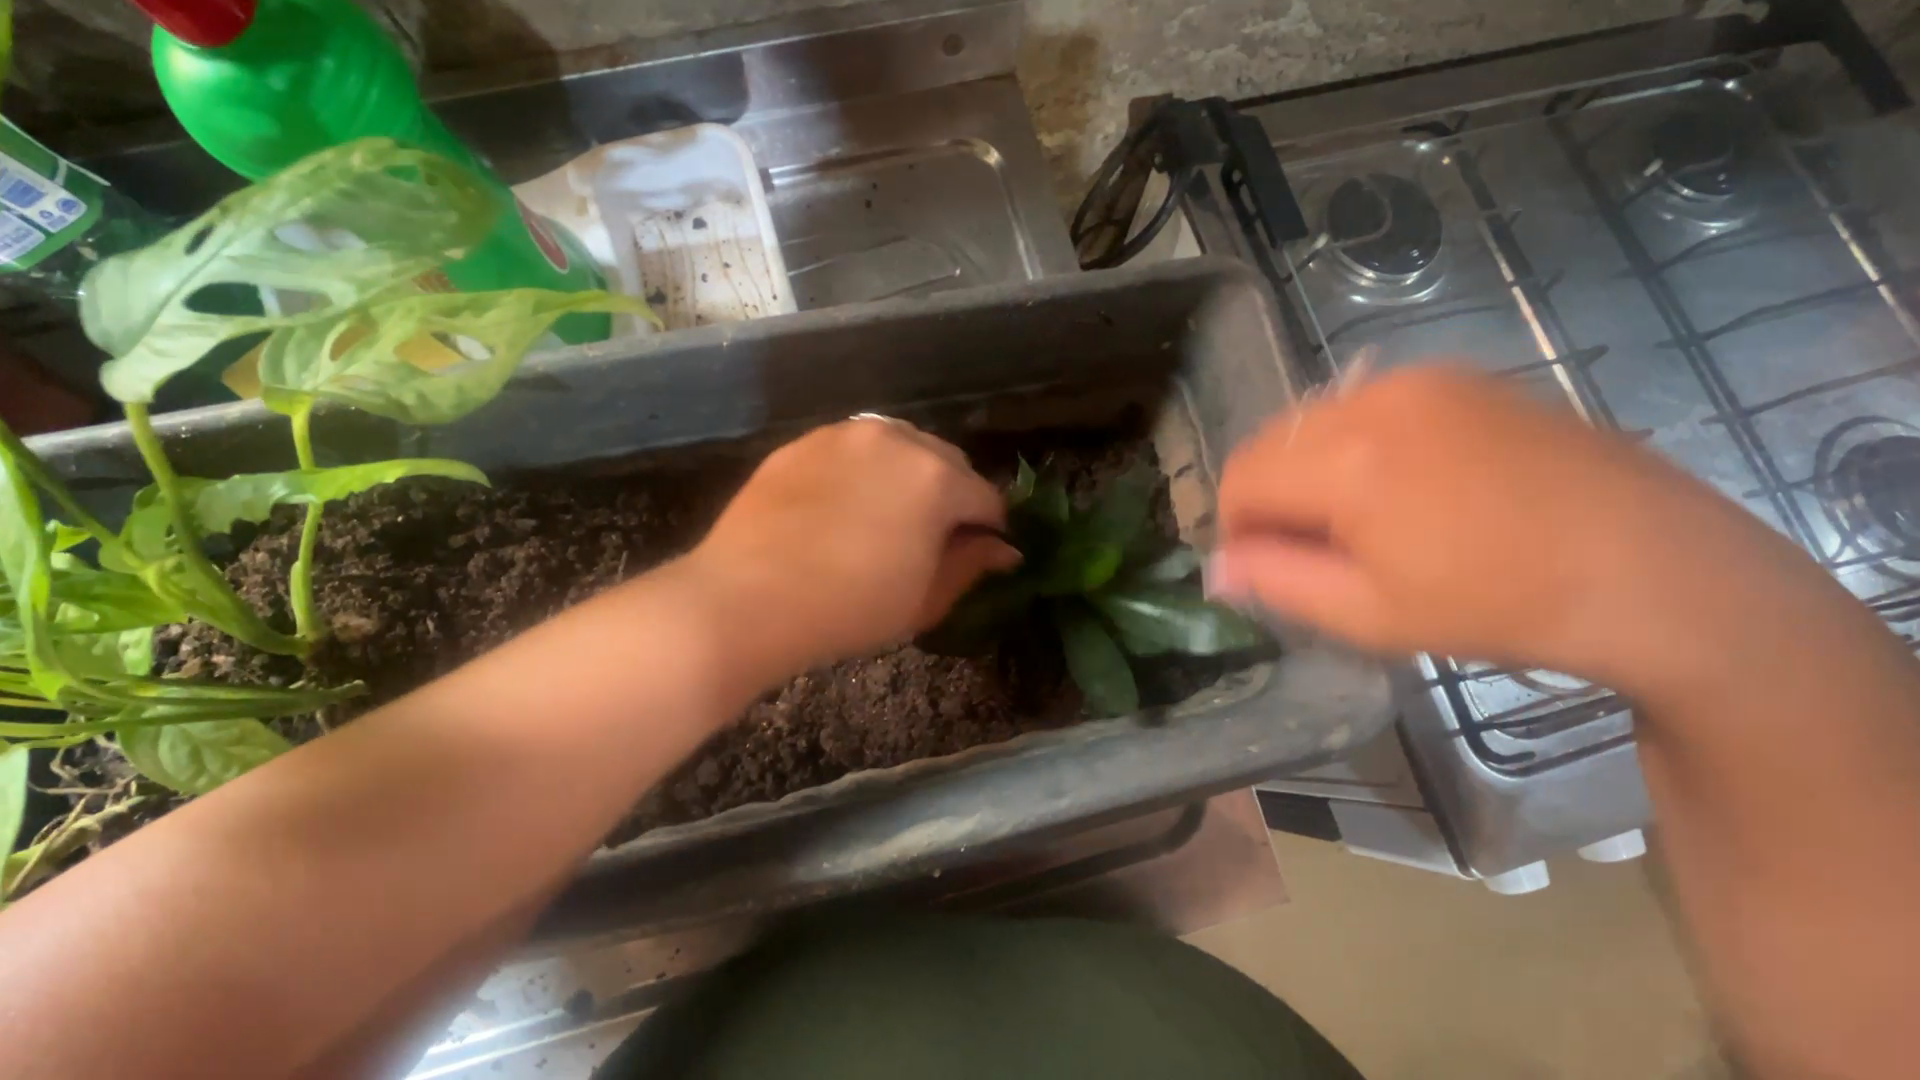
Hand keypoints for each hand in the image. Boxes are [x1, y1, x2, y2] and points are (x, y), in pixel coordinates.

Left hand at [675, 416, 1019, 678]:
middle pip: (947, 463)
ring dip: (908, 475)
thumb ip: (971, 565)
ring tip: (888, 516)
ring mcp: (846, 434)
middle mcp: (898, 440)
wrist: (748, 598)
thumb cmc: (849, 608)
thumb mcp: (924, 599)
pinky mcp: (804, 442)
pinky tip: (845, 506)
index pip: (987, 499)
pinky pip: (853, 450)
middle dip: (951, 495)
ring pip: (900, 446)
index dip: (989, 530)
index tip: (978, 554)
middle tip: (932, 537)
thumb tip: (1004, 549)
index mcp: (938, 479)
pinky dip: (863, 471)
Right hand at [1208, 365, 1843, 695]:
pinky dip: (1359, 444)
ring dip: (1314, 469)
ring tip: (1366, 523)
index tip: (1271, 569)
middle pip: (1274, 441)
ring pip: (1318, 420)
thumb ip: (1279, 582)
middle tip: (1319, 553)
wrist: (1653, 568)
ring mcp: (1425, 379)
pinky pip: (1370, 405)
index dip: (1238, 528)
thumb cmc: (1501, 604)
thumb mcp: (1372, 615)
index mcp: (1348, 458)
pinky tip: (1408, 488)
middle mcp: (1375, 398)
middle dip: (1275, 496)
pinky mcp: (1464, 378)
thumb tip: (1217, 566)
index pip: (1241, 477)